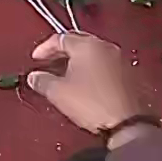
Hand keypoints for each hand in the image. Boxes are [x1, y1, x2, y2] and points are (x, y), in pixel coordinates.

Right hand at [25, 33, 149, 140]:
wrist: (126, 123)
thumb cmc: (91, 103)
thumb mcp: (59, 93)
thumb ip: (43, 80)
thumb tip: (34, 76)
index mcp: (87, 45)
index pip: (60, 38)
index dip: (45, 48)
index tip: (36, 59)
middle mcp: (105, 46)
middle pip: (78, 41)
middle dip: (61, 51)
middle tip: (48, 62)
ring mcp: (118, 58)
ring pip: (92, 52)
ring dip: (76, 59)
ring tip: (64, 73)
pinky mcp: (127, 72)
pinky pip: (103, 63)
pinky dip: (90, 68)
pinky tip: (84, 82)